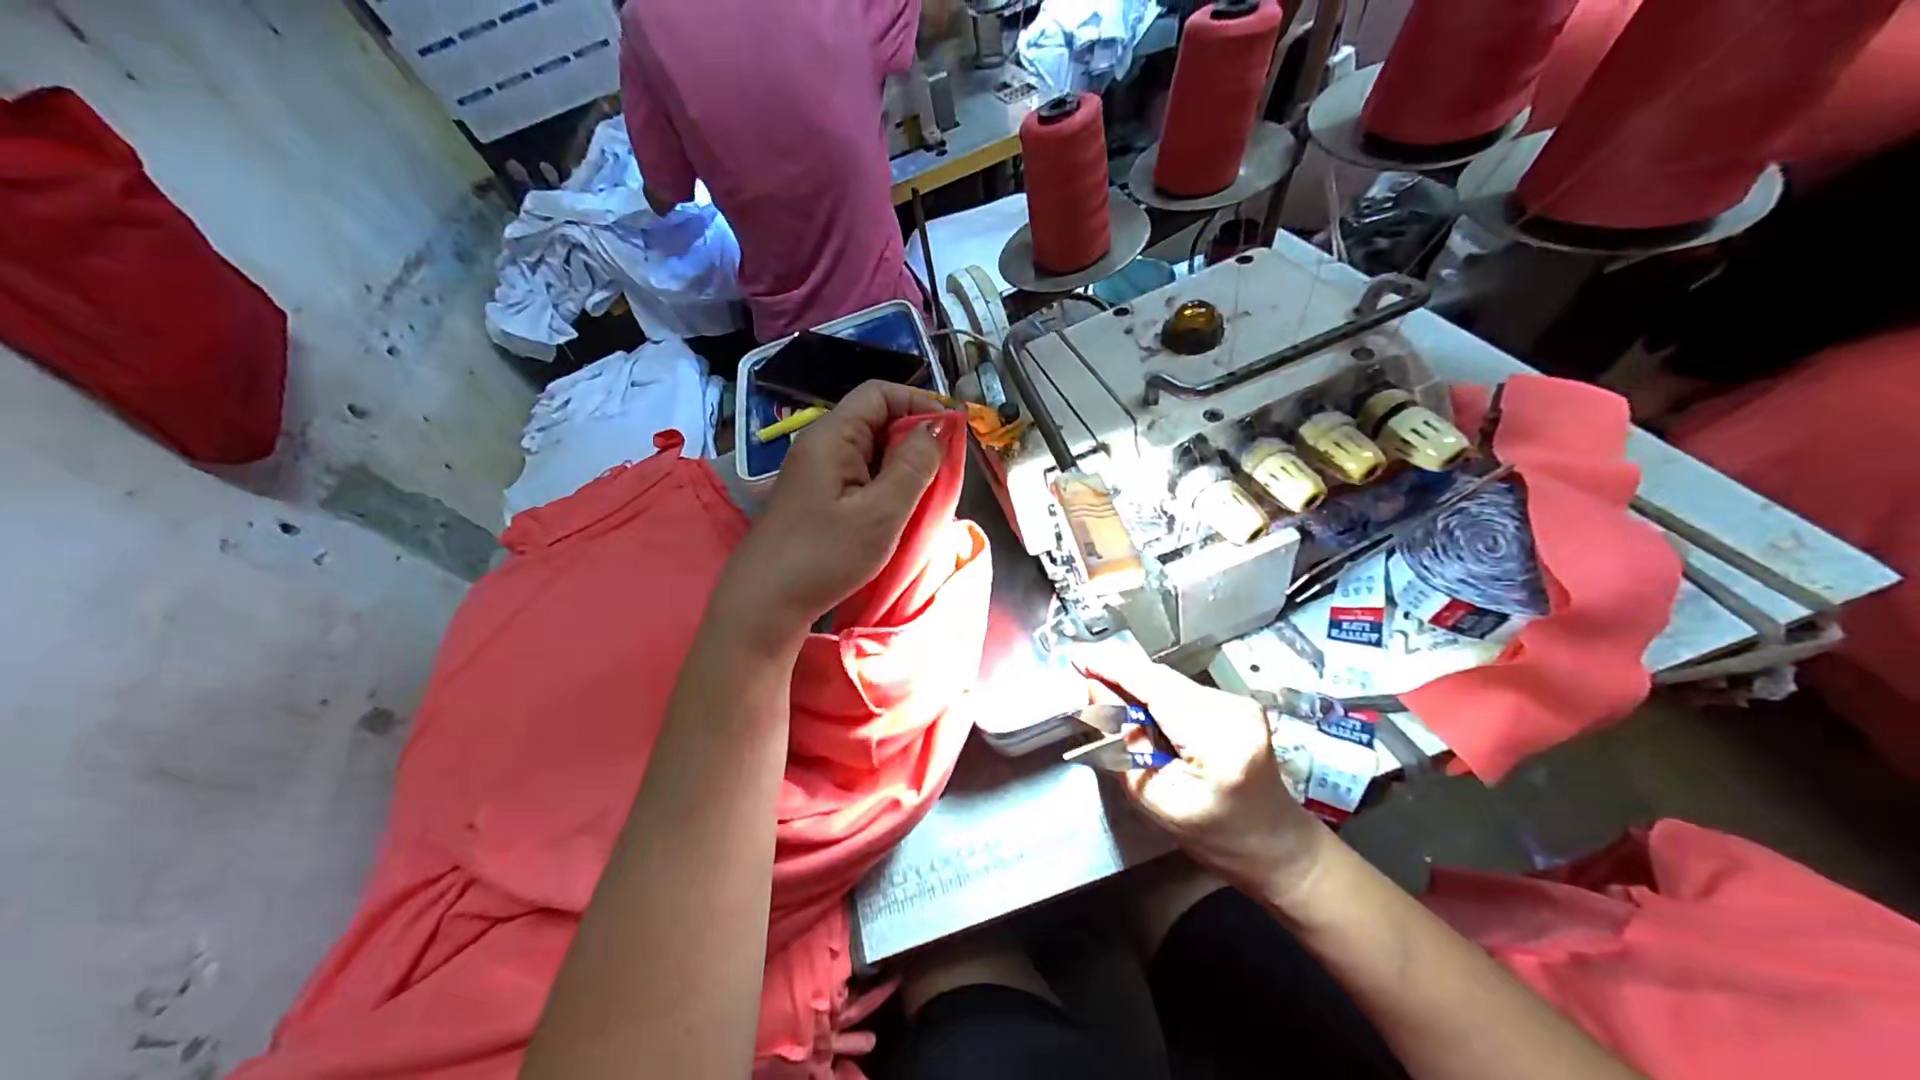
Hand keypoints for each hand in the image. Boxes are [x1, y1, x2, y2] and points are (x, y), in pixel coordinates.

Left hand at [710, 381, 947, 652]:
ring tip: (924, 499)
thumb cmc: (824, 556)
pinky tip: (898, 516)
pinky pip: (860, 477)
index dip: (919, 403)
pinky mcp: (818, 498)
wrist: (764, 603)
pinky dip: (886, 488)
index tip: (951, 435)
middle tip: (941, 476)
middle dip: (915, 441)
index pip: (880, 393)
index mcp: (833, 435)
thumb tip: (940, 426)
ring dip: (903, 469)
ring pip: (872, 452)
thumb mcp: (881, 512)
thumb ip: (914, 465)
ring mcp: (817, 472)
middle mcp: (822, 445)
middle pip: (877, 421)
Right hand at [1072, 638, 1332, 906]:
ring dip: (1138, 685)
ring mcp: (1241, 704)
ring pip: (1172, 682)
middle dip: (1121, 674)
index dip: (1114, 670)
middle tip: (1084, 674)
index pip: (1156, 689)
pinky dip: (1158, 694)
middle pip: (1163, 679)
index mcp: (1218, 742)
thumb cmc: (1213, 836)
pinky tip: (1143, 710)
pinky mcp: (1239, 703)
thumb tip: (1096, 691)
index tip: (1079, 658)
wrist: (1273, 843)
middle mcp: (1234, 712)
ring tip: (1109, 696)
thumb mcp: (1155, 798)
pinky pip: (1184, 690)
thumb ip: (1123, 743)